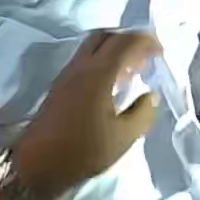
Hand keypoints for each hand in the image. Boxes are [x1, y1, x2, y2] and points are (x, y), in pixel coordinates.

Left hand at [13, 30, 161, 199]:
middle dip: (128, 40)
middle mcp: (81, 66)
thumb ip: (143, 113)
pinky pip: (84, 60)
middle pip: (105, 36)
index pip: (125, 42)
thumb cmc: (83, 150)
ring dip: (113, 50)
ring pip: (92, 47)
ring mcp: (67, 74)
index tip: (161, 52)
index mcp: (98, 72)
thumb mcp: (123, 136)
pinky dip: (102, 61)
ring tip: (132, 71)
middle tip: (145, 56)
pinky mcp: (60, 85)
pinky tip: (112, 83)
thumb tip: (151, 96)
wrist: (38, 163)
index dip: (145, 41)